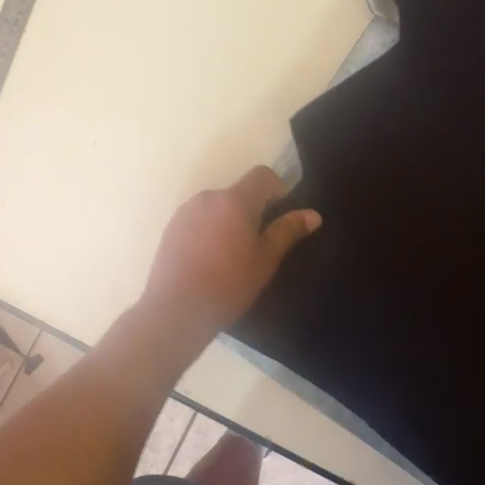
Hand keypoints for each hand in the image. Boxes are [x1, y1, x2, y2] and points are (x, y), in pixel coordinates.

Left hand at [139, 166, 320, 344]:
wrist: (176, 310)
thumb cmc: (228, 285)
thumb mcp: (266, 260)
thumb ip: (288, 231)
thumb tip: (313, 215)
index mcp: (235, 200)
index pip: (262, 175)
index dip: (277, 189)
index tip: (278, 216)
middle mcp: (209, 197)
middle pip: (239, 192)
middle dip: (251, 210)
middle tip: (256, 245)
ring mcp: (186, 211)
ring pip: (218, 207)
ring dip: (229, 220)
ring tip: (229, 256)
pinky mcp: (171, 227)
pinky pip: (199, 219)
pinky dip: (209, 230)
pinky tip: (207, 261)